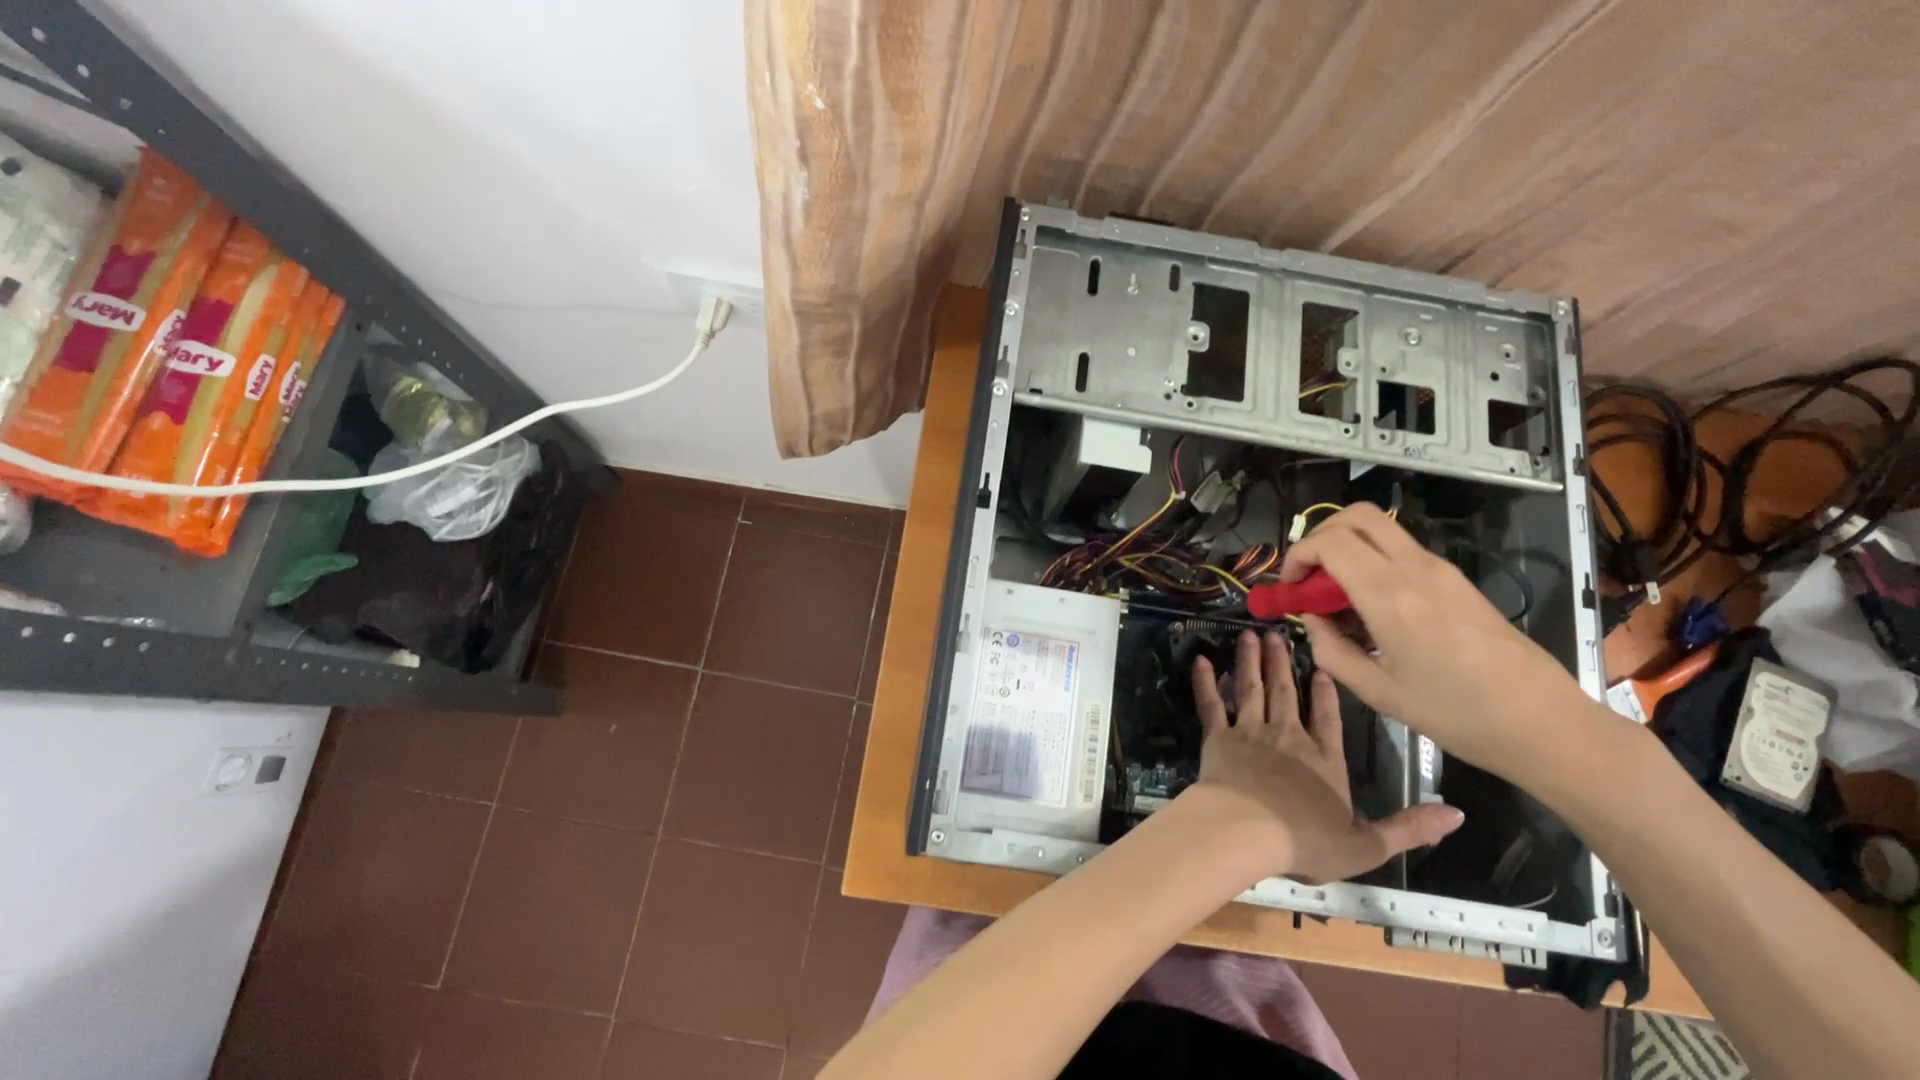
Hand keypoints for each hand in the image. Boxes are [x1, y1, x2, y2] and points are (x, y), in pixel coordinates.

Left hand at [1181, 629, 1463, 882]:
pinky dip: (1206, 682)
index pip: (1330, 719)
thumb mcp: (1366, 844)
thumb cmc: (1304, 840)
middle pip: (1287, 692)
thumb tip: (1457, 814)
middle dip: (1283, 661)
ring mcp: (1251, 733)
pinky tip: (1202, 661)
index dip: (1328, 694)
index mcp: (1325, 760)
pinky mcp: (1218, 738)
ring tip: (1249, 636)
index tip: (1324, 668)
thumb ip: (1409, 828)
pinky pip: (1211, 704)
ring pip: (1252, 689)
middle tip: (1277, 633)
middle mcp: (1289, 737)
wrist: (1245, 831)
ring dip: (1251, 661)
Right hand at [1279, 503, 1601, 781]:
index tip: (1290, 589)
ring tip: (1339, 598)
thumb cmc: (1455, 714)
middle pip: (1357, 516)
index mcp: (1390, 596)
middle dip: (1321, 537)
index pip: (1330, 542)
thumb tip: (1314, 621)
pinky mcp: (1458, 582)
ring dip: (1349, 550)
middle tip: (1310, 578)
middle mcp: (1416, 569)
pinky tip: (1374, 610)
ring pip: (1381, 531)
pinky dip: (1374, 564)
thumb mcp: (1377, 691)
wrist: (1542, 722)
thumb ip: (1332, 650)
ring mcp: (1442, 571)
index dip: (1298, 555)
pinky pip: (1403, 553)